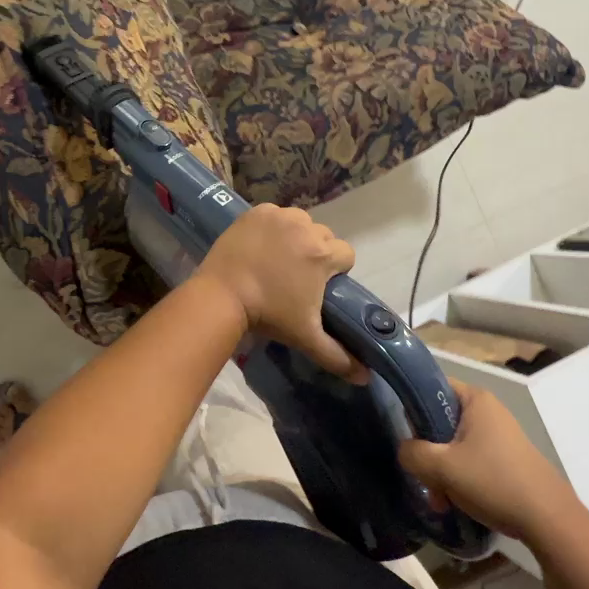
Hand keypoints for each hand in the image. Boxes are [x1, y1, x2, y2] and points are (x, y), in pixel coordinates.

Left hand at [191, 204, 366, 383]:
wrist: (222, 296)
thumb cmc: (268, 315)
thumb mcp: (306, 337)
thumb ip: (339, 357)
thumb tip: (366, 377)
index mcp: (323, 254)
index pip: (346, 254)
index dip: (336, 270)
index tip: (318, 285)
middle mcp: (305, 228)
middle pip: (323, 236)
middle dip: (316, 252)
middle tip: (296, 275)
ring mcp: (279, 216)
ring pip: (301, 222)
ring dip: (296, 236)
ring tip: (278, 258)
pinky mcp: (256, 211)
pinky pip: (276, 214)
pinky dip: (273, 226)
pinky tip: (261, 245)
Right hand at [398, 380, 580, 541]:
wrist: (550, 522)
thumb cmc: (494, 482)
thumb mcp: (442, 467)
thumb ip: (412, 453)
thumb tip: (405, 450)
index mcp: (475, 399)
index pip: (431, 387)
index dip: (413, 409)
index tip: (408, 436)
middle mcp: (488, 411)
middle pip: (440, 421)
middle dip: (428, 452)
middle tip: (425, 478)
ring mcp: (500, 436)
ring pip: (454, 445)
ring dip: (441, 471)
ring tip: (441, 500)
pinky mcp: (507, 459)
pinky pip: (471, 460)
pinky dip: (460, 478)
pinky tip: (457, 503)